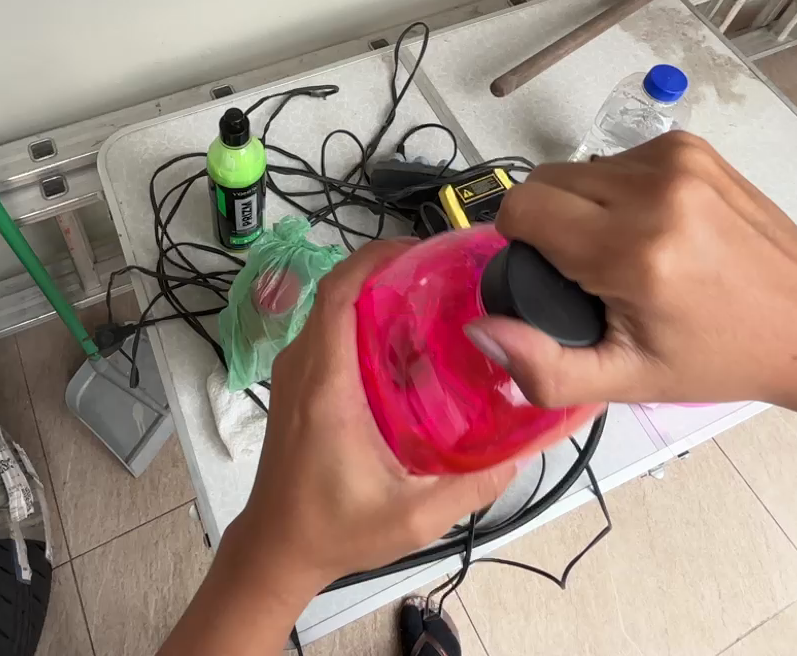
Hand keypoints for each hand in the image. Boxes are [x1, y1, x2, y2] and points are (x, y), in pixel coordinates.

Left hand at [231, 240, 516, 589]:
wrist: (277, 546)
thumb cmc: (335, 529)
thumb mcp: (412, 518)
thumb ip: (470, 487)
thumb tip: (519, 453)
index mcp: (325, 384)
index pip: (338, 295)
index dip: (372, 259)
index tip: (415, 249)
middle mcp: (303, 366)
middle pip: (335, 291)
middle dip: (380, 268)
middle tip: (434, 271)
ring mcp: (294, 372)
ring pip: (329, 308)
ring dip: (369, 292)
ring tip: (423, 297)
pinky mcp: (296, 382)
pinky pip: (325, 331)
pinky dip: (358, 318)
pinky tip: (399, 340)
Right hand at [465, 131, 796, 414]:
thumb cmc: (718, 357)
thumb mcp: (628, 380)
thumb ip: (544, 366)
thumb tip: (478, 328)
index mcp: (634, 252)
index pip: (522, 208)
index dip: (521, 241)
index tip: (552, 273)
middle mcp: (653, 190)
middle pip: (543, 182)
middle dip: (548, 222)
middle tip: (588, 268)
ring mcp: (675, 158)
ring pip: (576, 169)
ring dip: (580, 204)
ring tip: (622, 247)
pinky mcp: (690, 145)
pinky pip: (613, 159)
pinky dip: (613, 189)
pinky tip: (649, 223)